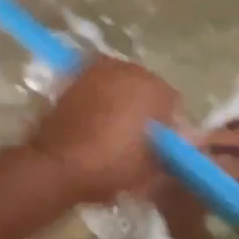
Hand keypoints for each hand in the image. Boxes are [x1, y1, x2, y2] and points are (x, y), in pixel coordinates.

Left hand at [23, 58, 181, 203]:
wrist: (55, 165)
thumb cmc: (109, 166)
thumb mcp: (150, 168)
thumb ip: (172, 152)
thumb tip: (183, 143)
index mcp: (154, 89)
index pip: (174, 103)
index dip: (170, 125)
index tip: (162, 146)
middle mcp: (130, 70)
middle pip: (149, 87)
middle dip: (148, 108)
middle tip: (139, 137)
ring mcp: (100, 69)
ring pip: (124, 82)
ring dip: (126, 98)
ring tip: (115, 126)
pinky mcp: (77, 76)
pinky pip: (100, 83)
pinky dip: (103, 94)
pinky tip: (97, 116)